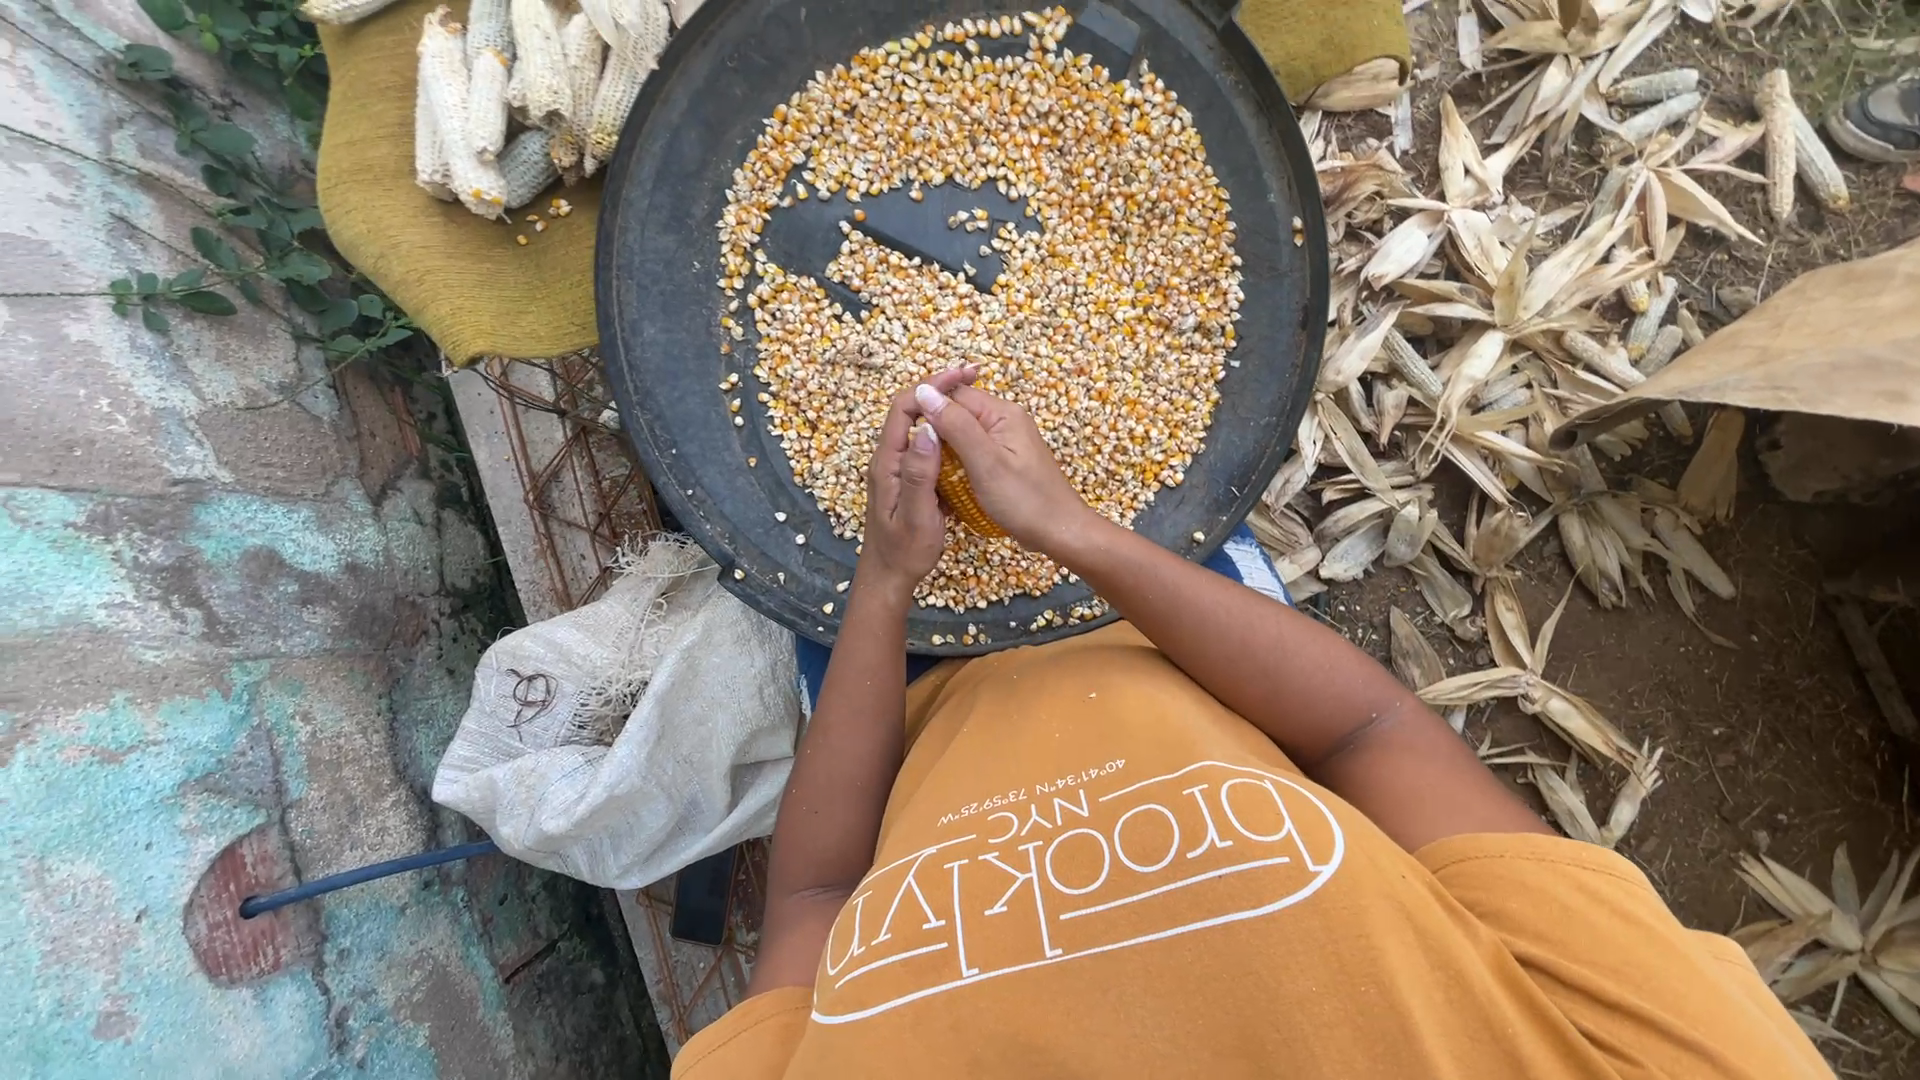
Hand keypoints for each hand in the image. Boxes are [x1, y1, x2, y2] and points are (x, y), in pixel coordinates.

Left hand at [857, 368, 973, 601]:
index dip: (932, 386)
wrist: (888, 578)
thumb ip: (919, 474)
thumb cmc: (904, 553)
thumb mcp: (917, 516)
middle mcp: (889, 458)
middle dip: (941, 389)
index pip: (905, 407)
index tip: (962, 375)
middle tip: (974, 376)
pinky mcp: (909, 479)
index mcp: (887, 462)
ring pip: (921, 427)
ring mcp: (898, 468)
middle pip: (912, 409)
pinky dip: (948, 433)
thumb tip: (928, 429)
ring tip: (975, 396)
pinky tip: (968, 435)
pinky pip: (927, 447)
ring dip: (945, 408)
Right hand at [911, 380, 1098, 554]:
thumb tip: (923, 392)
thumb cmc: (1025, 501)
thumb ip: (955, 425)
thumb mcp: (985, 462)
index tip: (905, 435)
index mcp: (1001, 412)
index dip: (926, 410)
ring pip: (961, 435)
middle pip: (956, 412)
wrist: (1059, 533)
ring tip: (926, 470)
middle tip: (914, 458)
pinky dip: (955, 463)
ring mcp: (1004, 442)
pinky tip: (944, 480)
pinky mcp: (1003, 462)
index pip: (952, 394)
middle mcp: (1004, 420)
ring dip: (942, 450)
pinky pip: (971, 453)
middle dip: (933, 431)